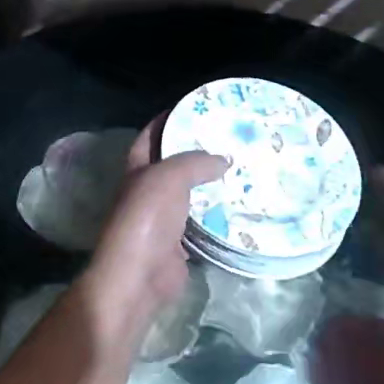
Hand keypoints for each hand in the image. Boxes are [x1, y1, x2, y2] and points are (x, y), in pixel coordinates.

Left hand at [79, 119, 226, 324]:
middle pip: (174, 164)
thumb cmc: (147, 218)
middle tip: (232, 139)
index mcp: (137, 168)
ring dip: (213, 184)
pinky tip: (244, 206)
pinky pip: (203, 223)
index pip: (150, 136)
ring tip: (246, 168)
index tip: (195, 108)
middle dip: (198, 152)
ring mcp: (162, 217)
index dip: (167, 120)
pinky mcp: (179, 243)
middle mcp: (147, 189)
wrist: (139, 275)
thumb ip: (194, 163)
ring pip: (191, 194)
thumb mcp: (168, 177)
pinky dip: (220, 216)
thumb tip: (223, 158)